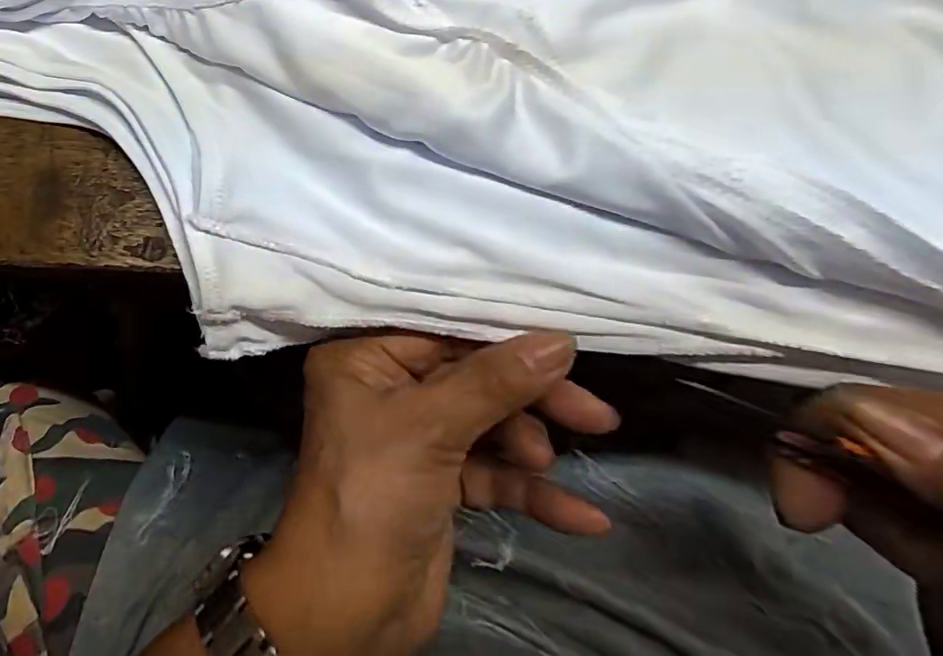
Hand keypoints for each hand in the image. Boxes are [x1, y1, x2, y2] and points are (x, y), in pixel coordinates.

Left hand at [241, 332, 619, 655]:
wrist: (349, 608)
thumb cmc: (374, 493)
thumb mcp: (430, 427)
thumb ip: (494, 382)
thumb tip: (558, 341)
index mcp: (363, 359)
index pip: (441, 334)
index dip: (503, 339)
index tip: (566, 347)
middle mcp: (385, 388)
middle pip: (471, 376)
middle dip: (528, 396)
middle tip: (593, 415)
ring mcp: (412, 435)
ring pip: (485, 422)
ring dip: (525, 441)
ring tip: (542, 463)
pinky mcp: (437, 481)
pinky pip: (490, 471)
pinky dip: (528, 490)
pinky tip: (581, 517)